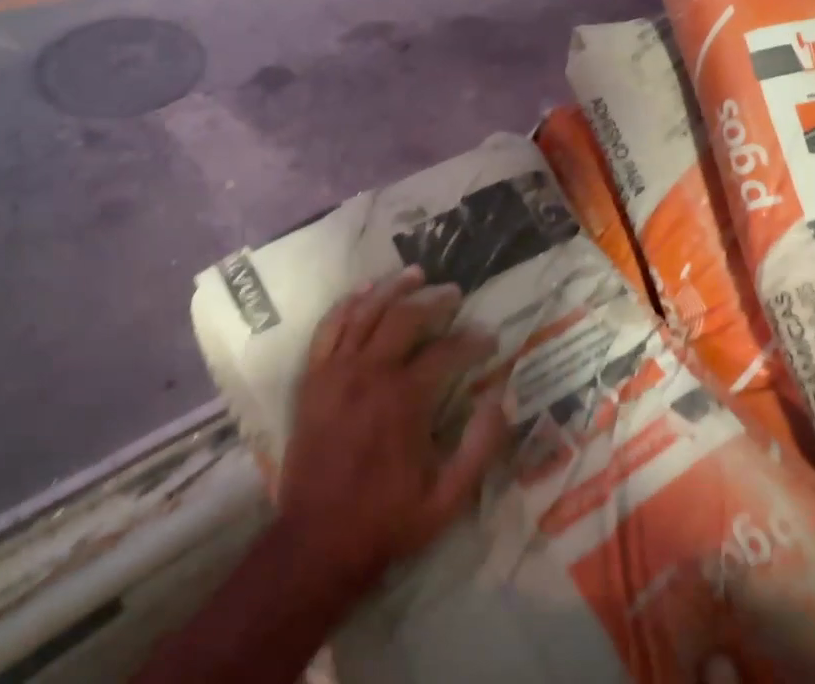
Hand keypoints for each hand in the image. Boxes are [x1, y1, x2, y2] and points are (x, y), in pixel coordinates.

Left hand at [276, 266, 509, 594]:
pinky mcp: (312, 380)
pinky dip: (346, 305)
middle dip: (434, 301)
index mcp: (405, 401)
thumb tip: (502, 398)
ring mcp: (335, 373)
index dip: (474, 342)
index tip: (490, 339)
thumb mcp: (449, 498)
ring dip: (391, 289)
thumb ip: (481, 446)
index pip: (447, 353)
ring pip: (364, 313)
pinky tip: (362, 293)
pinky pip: (328, 329)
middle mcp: (369, 374)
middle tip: (455, 293)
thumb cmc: (387, 520)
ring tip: (414, 274)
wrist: (318, 539)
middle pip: (404, 319)